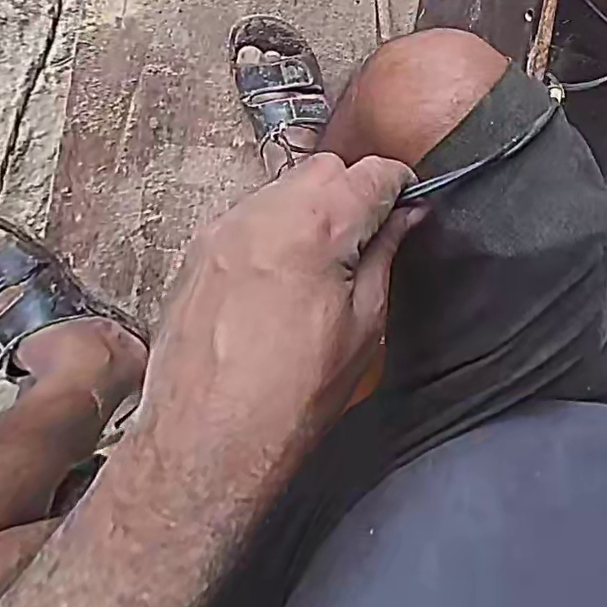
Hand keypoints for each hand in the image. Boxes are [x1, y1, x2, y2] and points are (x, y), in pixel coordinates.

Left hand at [135, 152, 423, 462]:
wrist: (208, 438)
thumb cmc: (290, 396)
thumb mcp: (364, 324)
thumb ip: (385, 254)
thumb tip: (404, 218)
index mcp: (318, 226)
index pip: (373, 172)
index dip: (398, 185)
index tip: (405, 203)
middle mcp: (266, 212)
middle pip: (326, 168)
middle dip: (354, 190)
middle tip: (365, 234)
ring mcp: (227, 225)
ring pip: (285, 184)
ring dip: (312, 205)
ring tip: (320, 257)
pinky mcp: (200, 244)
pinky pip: (250, 211)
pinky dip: (275, 223)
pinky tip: (280, 268)